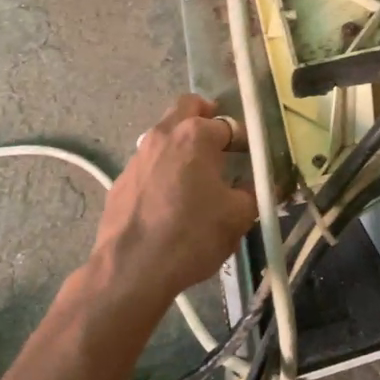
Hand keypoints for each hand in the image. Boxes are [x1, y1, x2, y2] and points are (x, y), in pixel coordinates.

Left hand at [94, 94, 256, 303]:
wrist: (130, 272)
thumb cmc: (191, 235)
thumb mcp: (238, 217)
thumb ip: (254, 192)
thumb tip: (258, 185)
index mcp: (196, 134)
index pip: (228, 124)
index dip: (243, 140)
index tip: (250, 159)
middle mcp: (164, 134)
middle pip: (187, 107)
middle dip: (205, 116)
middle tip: (219, 142)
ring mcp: (138, 156)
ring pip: (163, 134)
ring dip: (180, 143)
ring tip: (193, 176)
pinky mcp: (120, 181)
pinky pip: (147, 164)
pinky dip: (161, 170)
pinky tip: (168, 201)